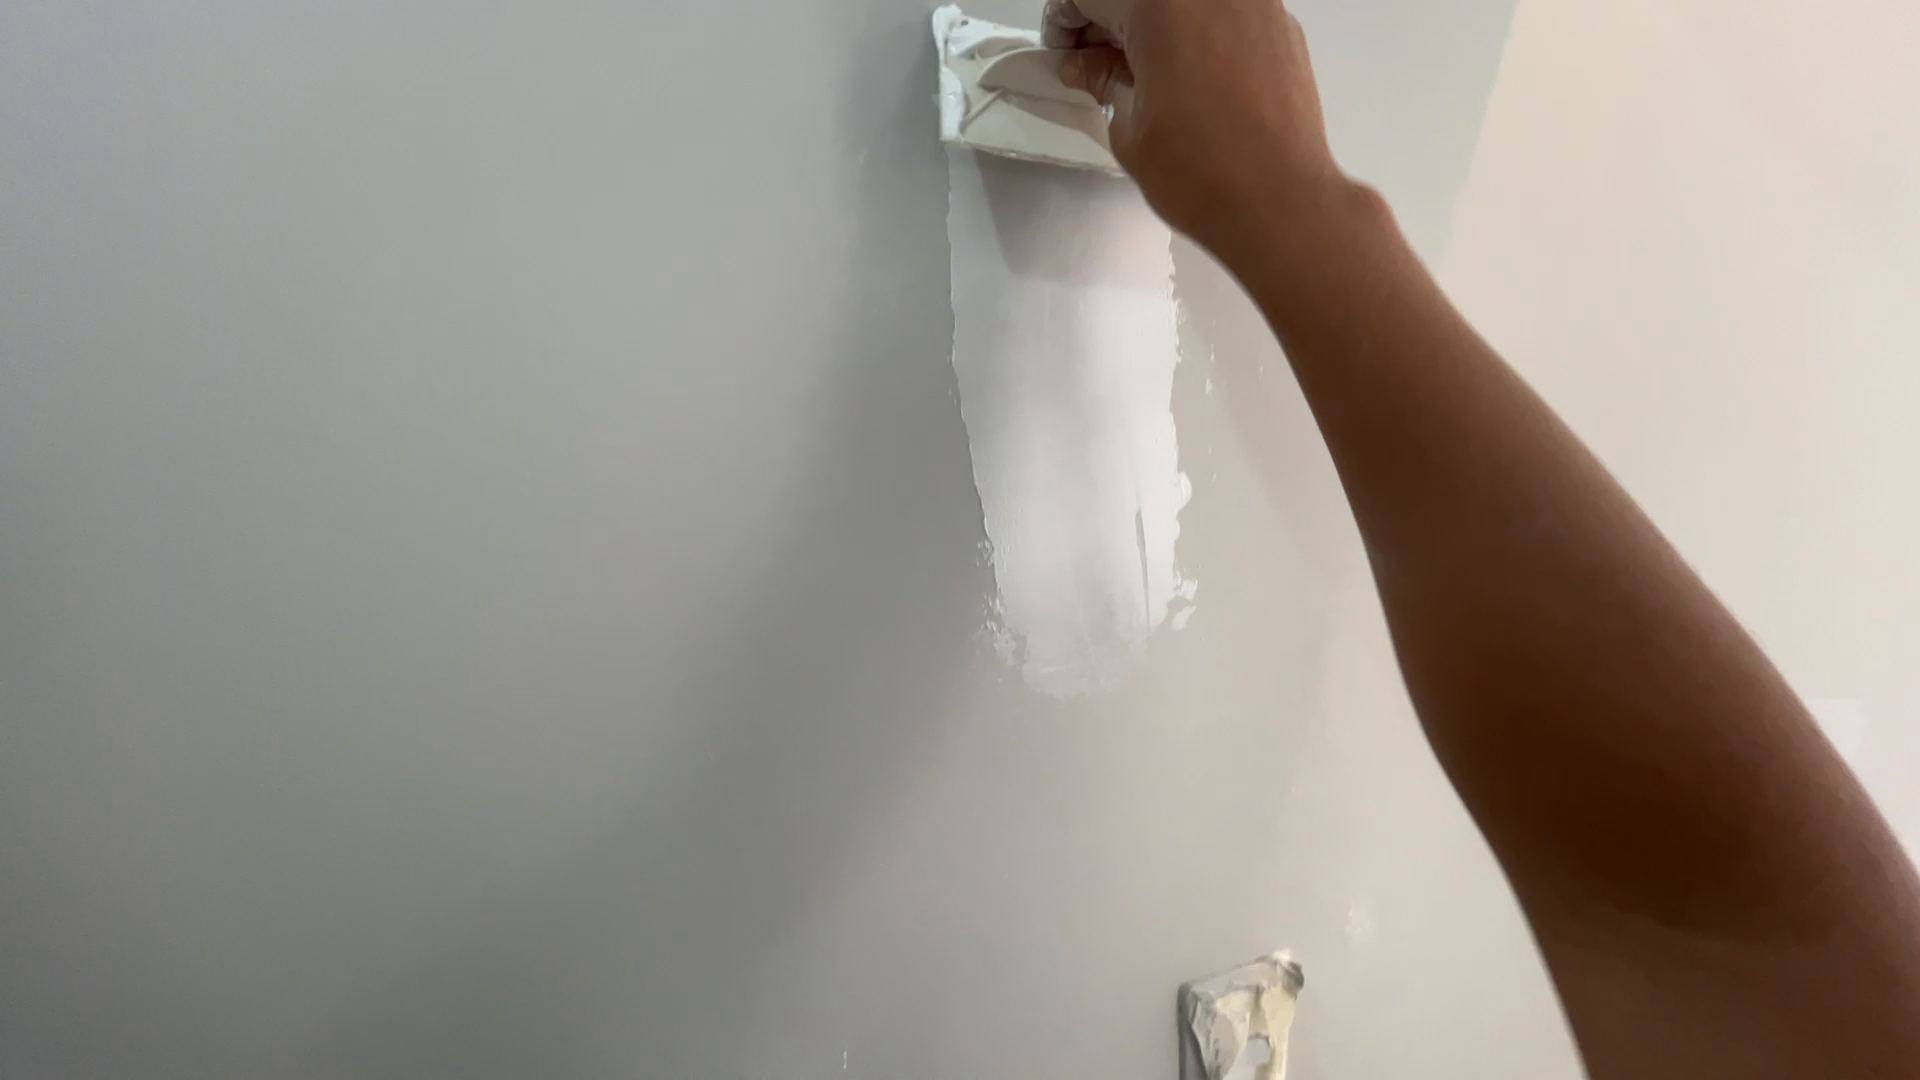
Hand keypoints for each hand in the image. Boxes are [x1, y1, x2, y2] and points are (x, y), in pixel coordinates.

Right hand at [1042, 0, 1340, 249]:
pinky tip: (1185, 79)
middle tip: (1092, 65)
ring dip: (1150, 25)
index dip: (1065, 17)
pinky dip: (1192, 31)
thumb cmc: (1196, 172)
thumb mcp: (1129, 130)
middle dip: (1108, 19)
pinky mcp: (1278, 20)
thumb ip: (1104, 81)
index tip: (1061, 51)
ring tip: (1139, 75)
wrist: (1275, 200)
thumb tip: (1086, 64)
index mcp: (1159, 1)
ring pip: (1181, 0)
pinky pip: (1219, 11)